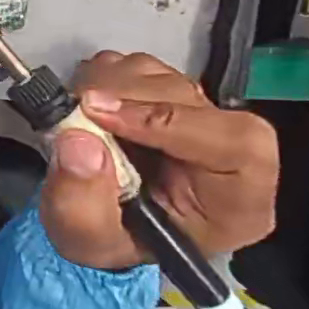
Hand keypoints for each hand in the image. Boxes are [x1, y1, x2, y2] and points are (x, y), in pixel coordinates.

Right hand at [39, 51, 277, 269]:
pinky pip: (141, 68)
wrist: (93, 222)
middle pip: (192, 101)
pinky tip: (86, 102)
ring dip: (109, 84)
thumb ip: (80, 203)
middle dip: (125, 97)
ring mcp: (198, 119)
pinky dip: (104, 76)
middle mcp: (228, 155)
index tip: (100, 113)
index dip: (168, 120)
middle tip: (74, 107)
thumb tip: (78, 141)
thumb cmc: (104, 240)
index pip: (235, 144)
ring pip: (164, 77)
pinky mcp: (167, 97)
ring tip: (76, 111)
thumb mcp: (84, 239)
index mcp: (234, 203)